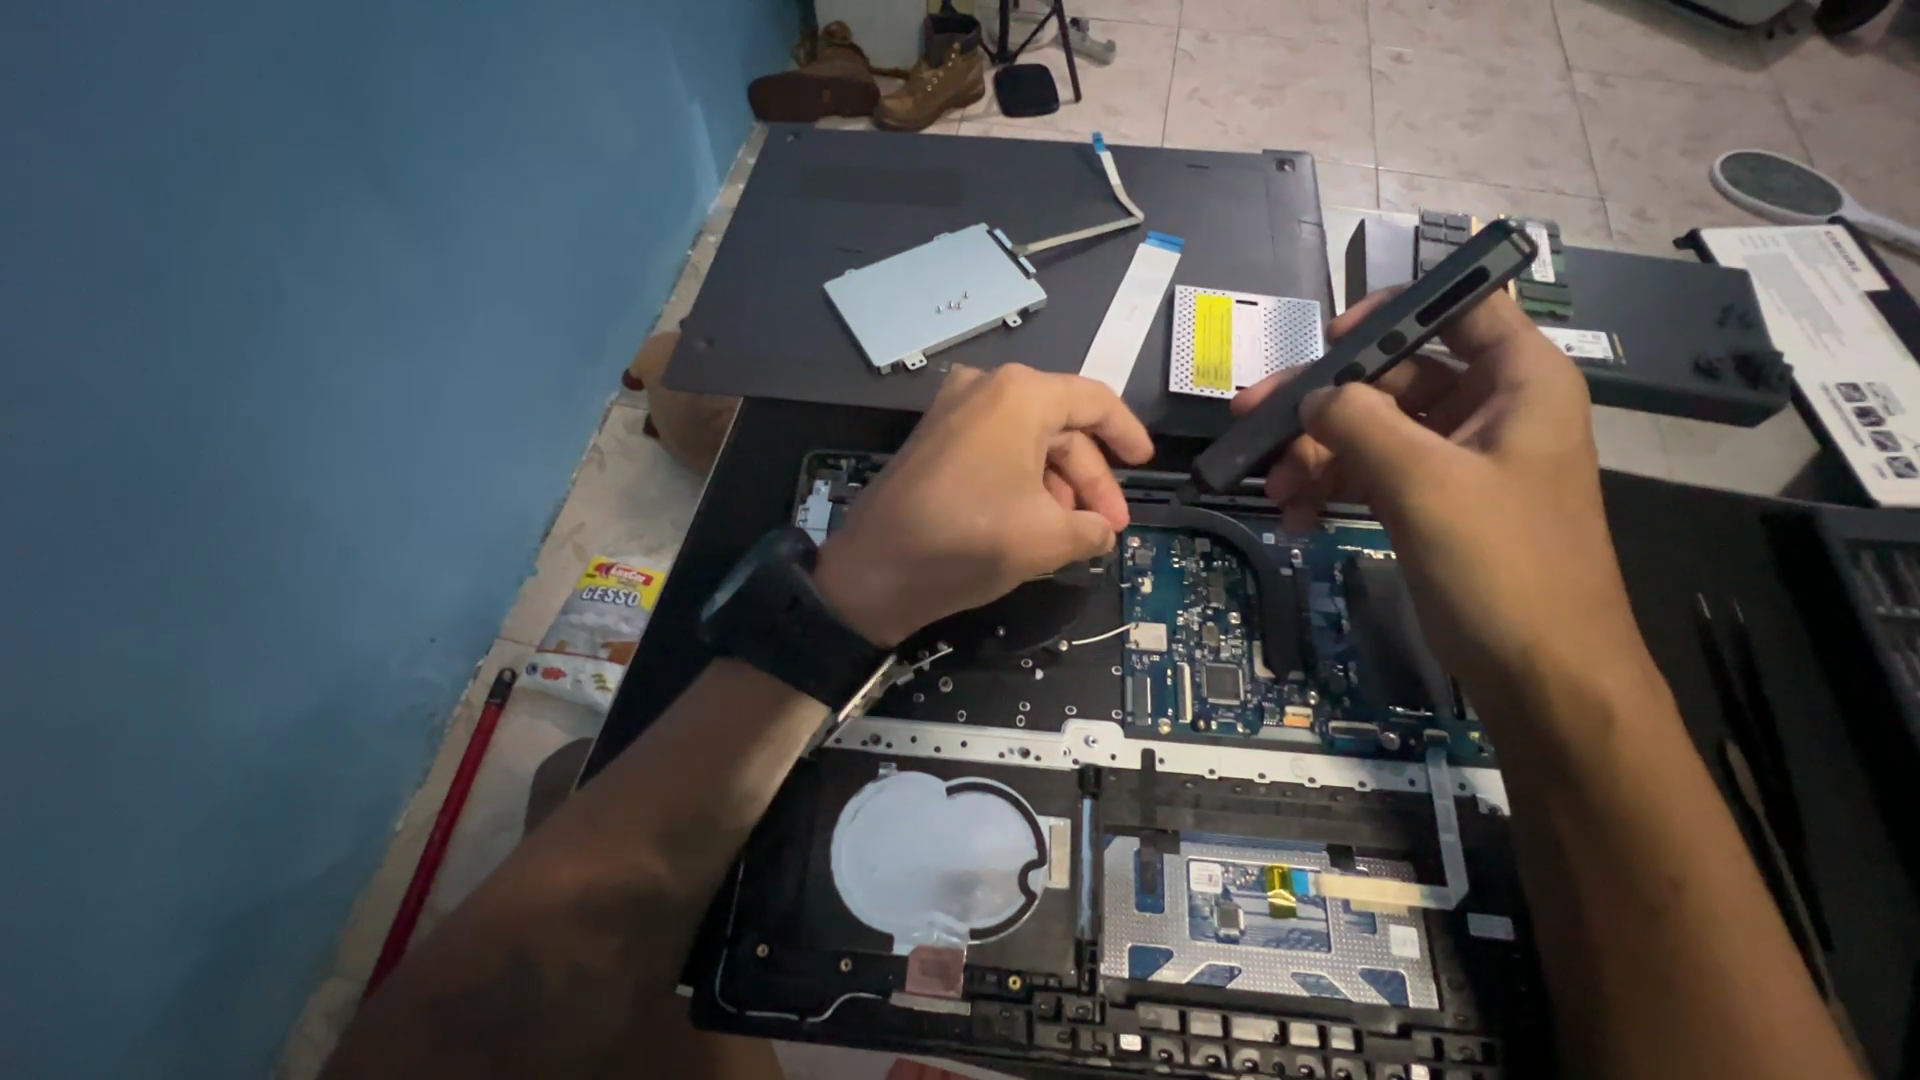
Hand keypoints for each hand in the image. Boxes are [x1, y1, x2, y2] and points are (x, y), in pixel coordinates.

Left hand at [813, 364, 1154, 646]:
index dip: (1127, 434)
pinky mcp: (933, 440)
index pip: (1094, 402)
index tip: (1144, 465)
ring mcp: (953, 412)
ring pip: (1028, 442)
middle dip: (1089, 479)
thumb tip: (1100, 531)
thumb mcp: (1048, 539)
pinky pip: (995, 450)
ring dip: (1057, 485)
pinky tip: (1034, 523)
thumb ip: (1092, 528)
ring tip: (1072, 535)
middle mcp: (985, 389)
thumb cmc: (968, 541)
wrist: (874, 572)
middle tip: (1107, 527)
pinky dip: (1022, 481)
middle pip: (1060, 427)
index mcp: (1020, 395)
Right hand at [1231, 290, 1651, 704]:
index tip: (1329, 337)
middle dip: (1323, 400)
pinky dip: (1331, 486)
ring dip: (1316, 452)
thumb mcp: (1425, 482)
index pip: (1461, 307)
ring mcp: (1457, 459)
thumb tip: (1312, 394)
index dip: (1396, 309)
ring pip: (1372, 428)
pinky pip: (1370, 473)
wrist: (1541, 673)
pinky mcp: (1432, 502)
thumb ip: (1360, 421)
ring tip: (1276, 489)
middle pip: (1393, 373)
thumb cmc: (1502, 564)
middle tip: (1252, 416)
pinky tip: (1298, 514)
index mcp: (1518, 382)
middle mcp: (1489, 409)